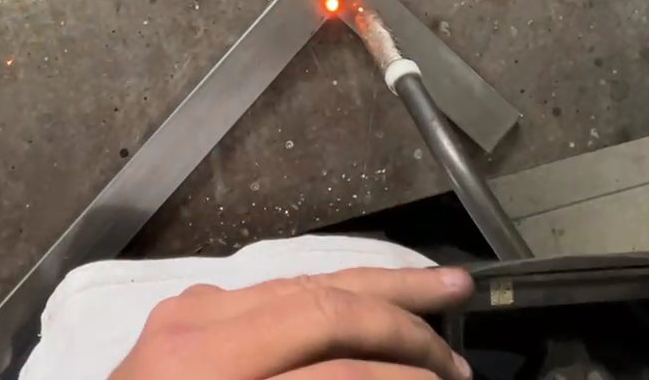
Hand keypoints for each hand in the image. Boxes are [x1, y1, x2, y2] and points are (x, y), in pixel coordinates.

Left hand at [108, 266, 474, 379]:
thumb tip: (389, 378)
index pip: (331, 365)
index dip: (398, 369)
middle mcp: (197, 333)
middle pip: (321, 301)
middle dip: (401, 309)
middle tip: (461, 308)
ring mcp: (189, 311)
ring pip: (302, 279)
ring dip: (373, 284)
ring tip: (435, 284)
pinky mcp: (188, 306)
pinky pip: (273, 289)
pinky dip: (327, 291)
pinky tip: (364, 293)